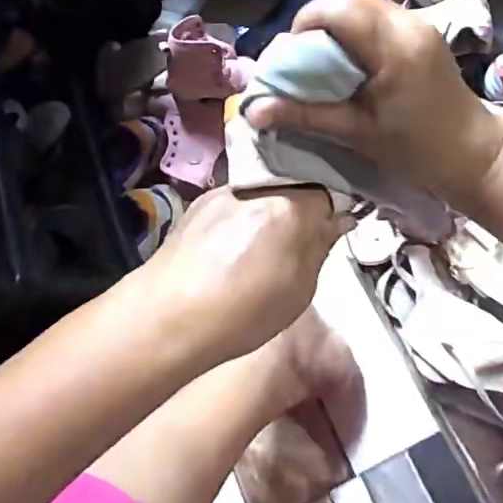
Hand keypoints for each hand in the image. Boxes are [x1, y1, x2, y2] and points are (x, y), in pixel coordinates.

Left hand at [138, 186, 347, 361]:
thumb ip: (319, 248)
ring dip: (271, 210)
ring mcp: (227, 190)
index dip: (331, 215)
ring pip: (264, 191)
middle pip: (294, 187)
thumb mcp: (299, 292)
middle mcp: (259, 188)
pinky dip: (244, 215)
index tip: (328, 234)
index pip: (327, 195)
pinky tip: (235, 243)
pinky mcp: (202, 200)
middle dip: (301, 210)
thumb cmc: (240, 314)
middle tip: (297, 243)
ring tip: (263, 245)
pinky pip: (237, 199)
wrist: (167, 315)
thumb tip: (335, 221)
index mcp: (289, 209)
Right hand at [243, 0, 502, 207]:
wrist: (476, 154)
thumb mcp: (356, 133)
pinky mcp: (422, 29)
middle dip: (317, 16)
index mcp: (392, 46)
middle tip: (307, 53)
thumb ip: (303, 114)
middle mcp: (407, 23)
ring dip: (336, 18)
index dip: (306, 21)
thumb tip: (252, 111)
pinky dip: (355, 25)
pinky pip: (378, 11)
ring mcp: (418, 22)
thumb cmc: (416, 149)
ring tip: (327, 57)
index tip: (295, 55)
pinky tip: (352, 59)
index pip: (338, 6)